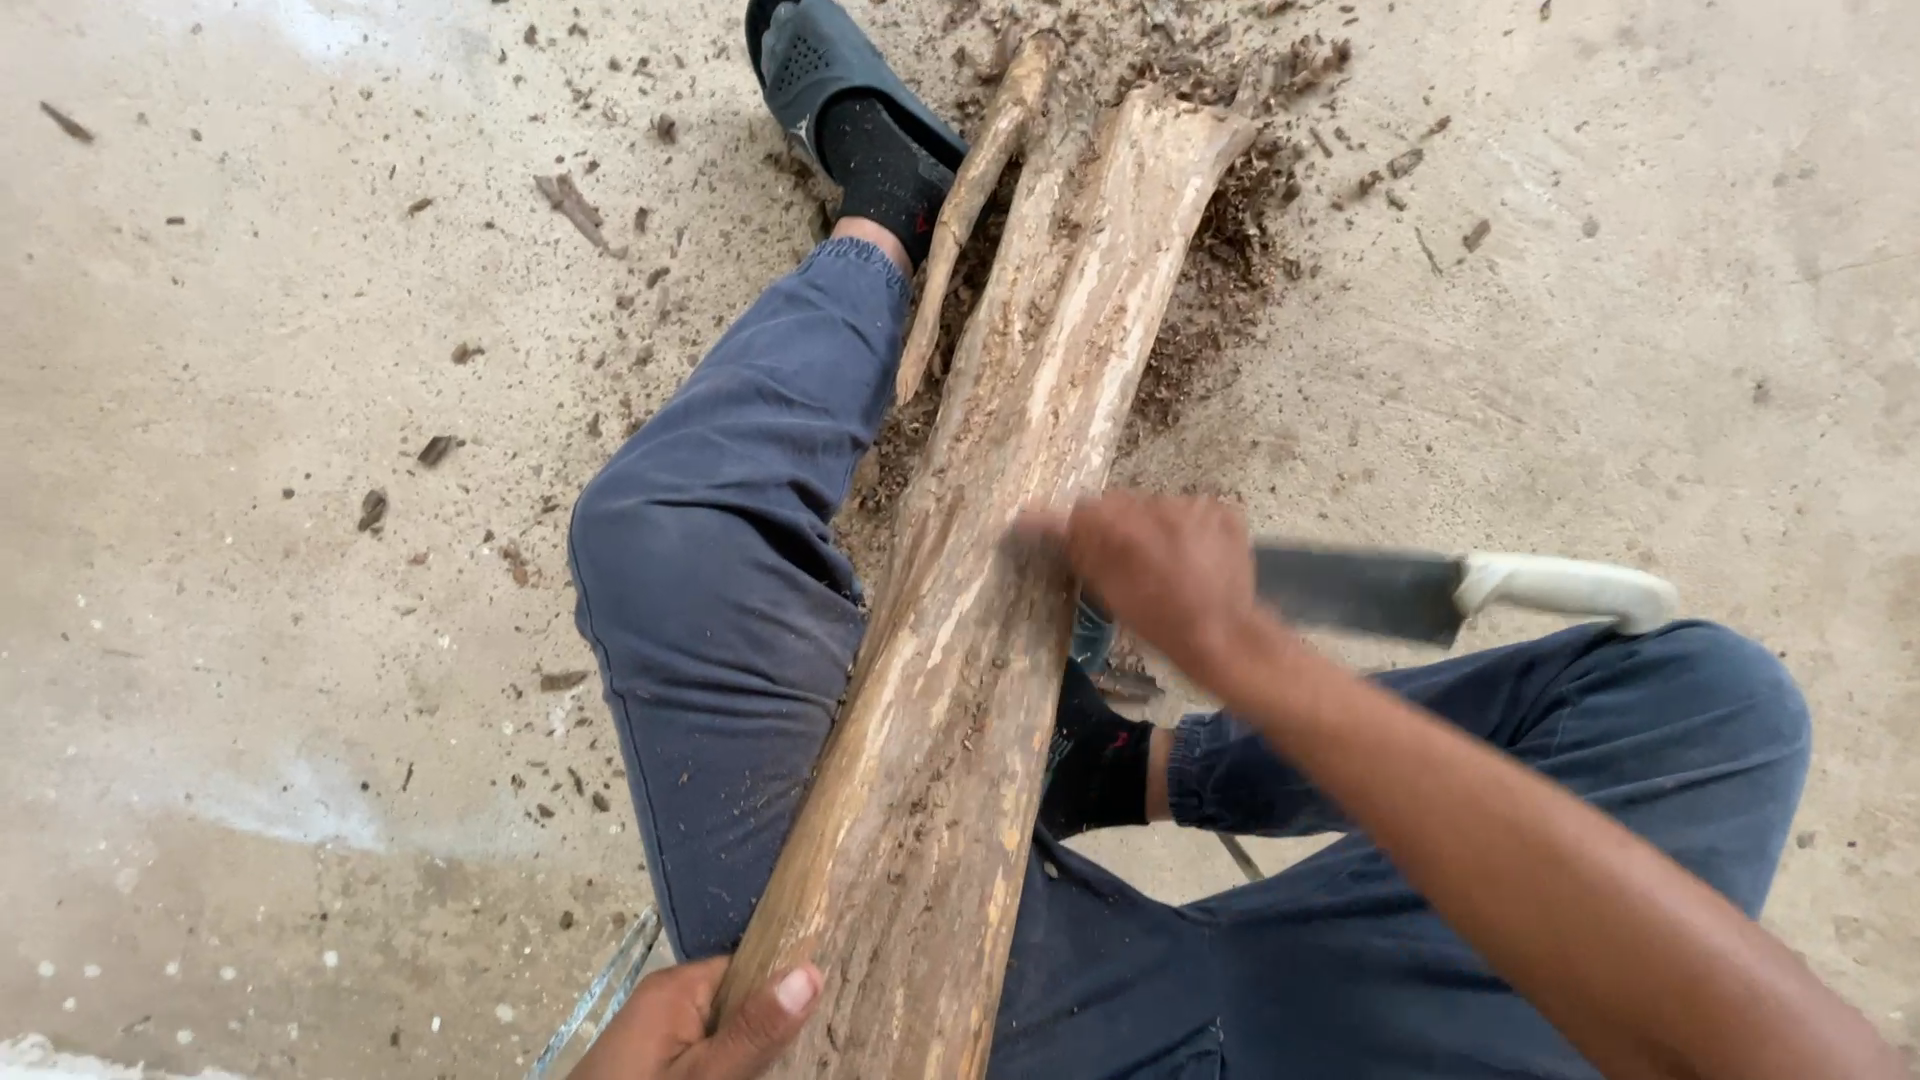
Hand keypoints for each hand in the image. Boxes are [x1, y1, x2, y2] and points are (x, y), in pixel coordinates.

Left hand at [569, 956, 822, 1079]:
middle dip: (757, 1033)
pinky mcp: (642, 1062)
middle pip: (735, 999)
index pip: (749, 966)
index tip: (803, 1027)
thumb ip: (754, 1031)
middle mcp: (662, 998)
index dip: (777, 996)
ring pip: (717, 1031)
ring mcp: (649, 1032)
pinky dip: (714, 1067)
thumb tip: (813, 969)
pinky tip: (729, 1077)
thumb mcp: (703, 1079)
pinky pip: (694, 1051)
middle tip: (776, 1066)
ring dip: (737, 1055)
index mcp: (675, 985)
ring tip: (751, 1074)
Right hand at [1018, 491, 1267, 683]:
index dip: (1082, 527)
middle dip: (1119, 525)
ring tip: (1166, 560)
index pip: (1085, 508)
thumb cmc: (1159, 623)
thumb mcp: (1109, 591)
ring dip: (1154, 525)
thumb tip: (1031, 519)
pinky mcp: (1223, 512)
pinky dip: (1188, 528)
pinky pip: (1193, 510)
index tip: (1084, 544)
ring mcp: (1196, 507)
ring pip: (1157, 506)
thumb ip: (1077, 548)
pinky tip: (1194, 555)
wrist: (1223, 636)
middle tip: (1129, 559)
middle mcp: (1159, 507)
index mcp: (1126, 528)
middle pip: (1122, 503)